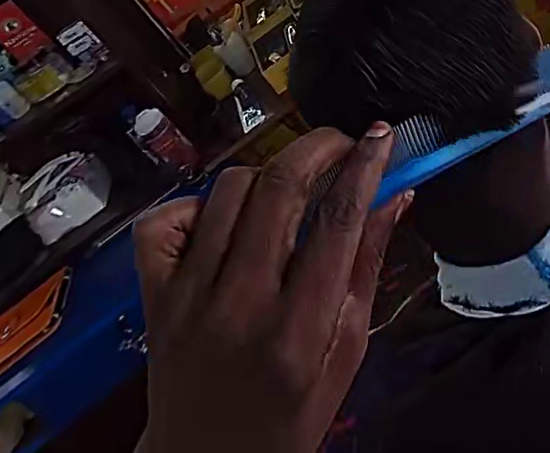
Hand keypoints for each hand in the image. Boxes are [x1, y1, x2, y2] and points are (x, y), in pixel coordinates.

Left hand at [133, 125, 406, 452]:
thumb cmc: (288, 414)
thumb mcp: (346, 352)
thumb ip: (368, 265)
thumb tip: (395, 195)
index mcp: (300, 330)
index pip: (338, 220)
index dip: (364, 165)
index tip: (379, 135)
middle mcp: (241, 306)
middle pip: (280, 186)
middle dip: (318, 146)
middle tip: (338, 144)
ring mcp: (188, 297)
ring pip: (230, 187)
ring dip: (267, 173)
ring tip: (284, 193)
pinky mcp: (153, 293)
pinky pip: (166, 217)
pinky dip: (196, 204)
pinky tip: (220, 223)